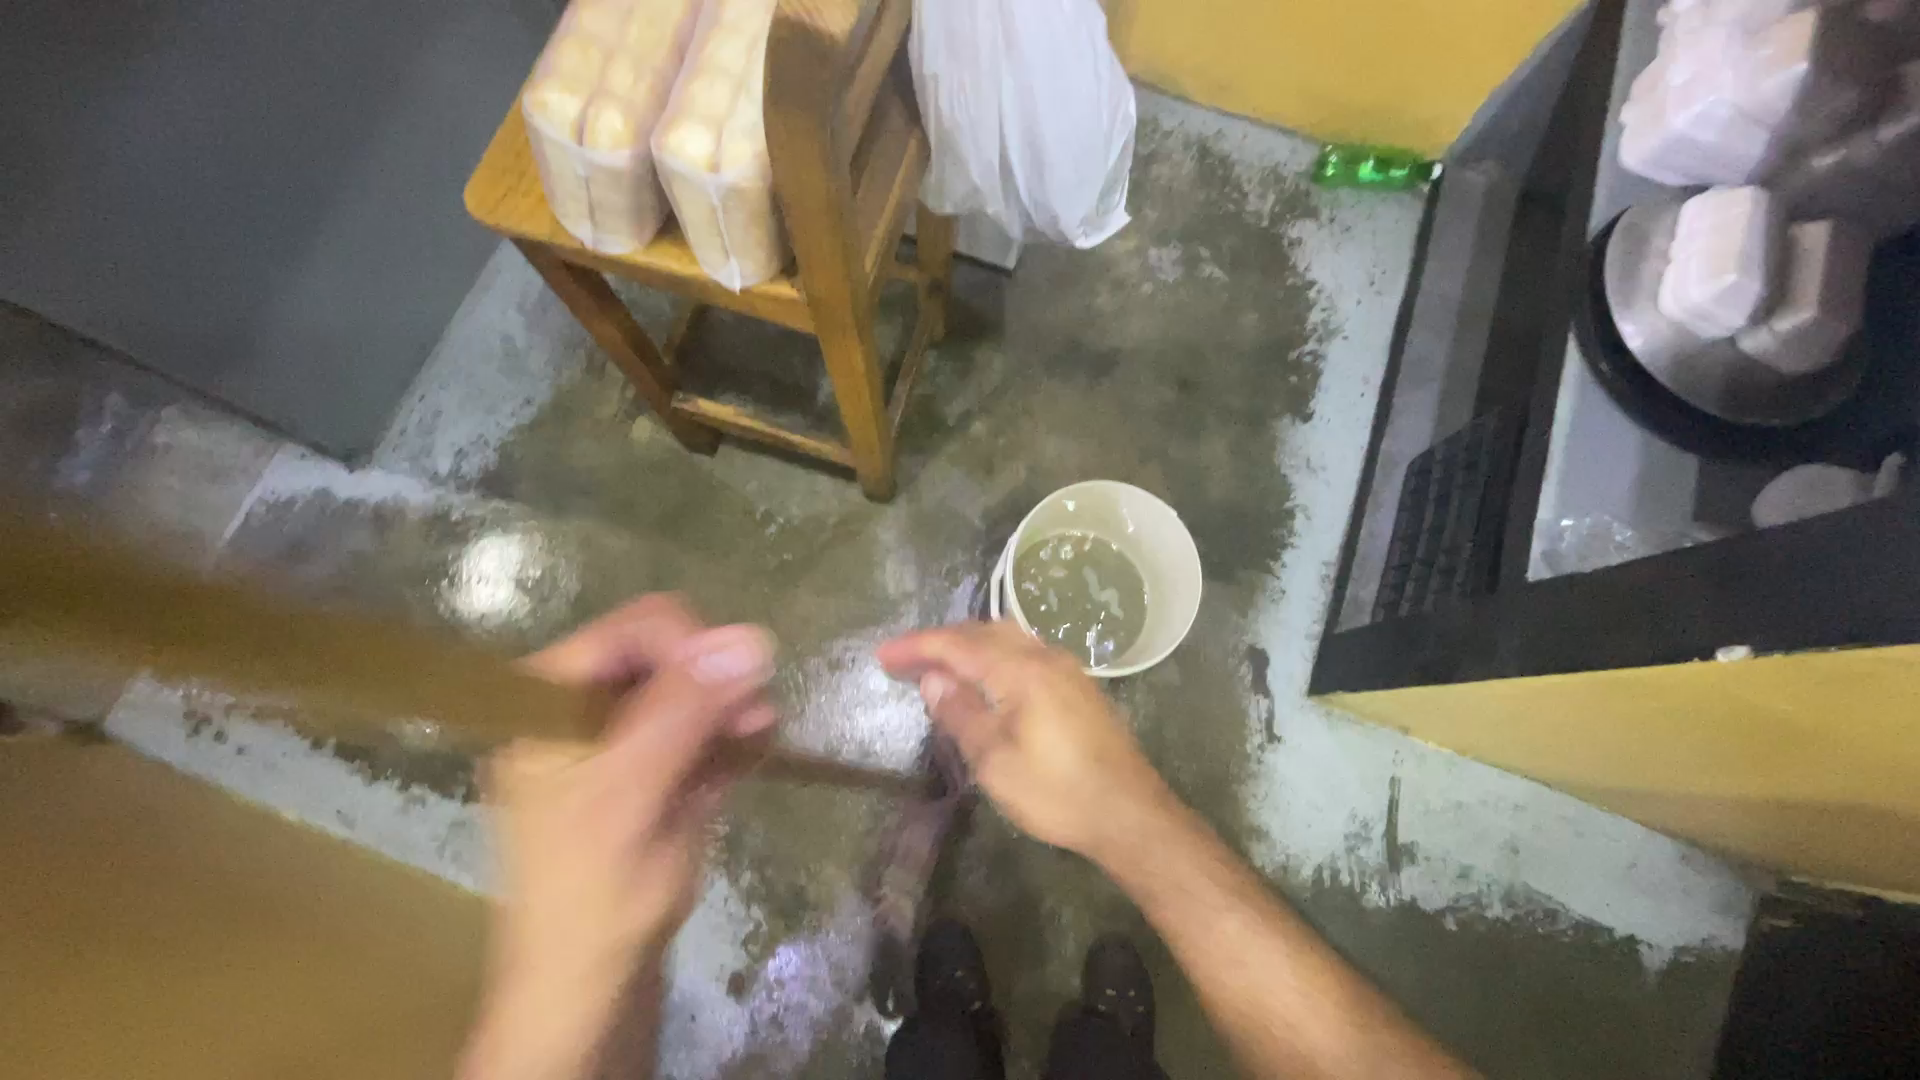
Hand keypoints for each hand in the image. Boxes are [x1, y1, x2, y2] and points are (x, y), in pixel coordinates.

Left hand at [462, 595, 775, 1079]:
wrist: (590, 984)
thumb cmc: (598, 895)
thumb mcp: (634, 798)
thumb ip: (684, 713)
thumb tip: (750, 637)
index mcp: (547, 700)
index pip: (629, 630)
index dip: (690, 646)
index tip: (736, 686)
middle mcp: (577, 705)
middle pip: (663, 652)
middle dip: (713, 678)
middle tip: (753, 716)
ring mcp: (613, 734)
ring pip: (687, 684)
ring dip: (726, 704)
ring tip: (756, 735)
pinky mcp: (647, 762)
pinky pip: (695, 722)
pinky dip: (724, 732)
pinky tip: (745, 756)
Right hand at [875, 621, 1173, 860]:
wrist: (1129, 814)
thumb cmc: (1055, 791)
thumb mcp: (994, 760)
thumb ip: (961, 713)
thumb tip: (933, 679)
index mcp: (1020, 669)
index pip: (957, 645)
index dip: (917, 647)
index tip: (883, 655)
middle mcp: (1044, 657)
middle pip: (983, 632)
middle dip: (941, 641)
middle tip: (906, 660)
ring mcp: (1067, 669)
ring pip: (1008, 638)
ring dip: (970, 645)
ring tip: (940, 666)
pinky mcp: (1079, 687)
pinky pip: (1026, 653)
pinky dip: (995, 656)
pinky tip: (988, 679)